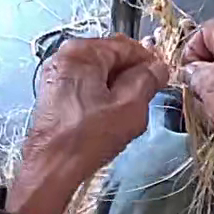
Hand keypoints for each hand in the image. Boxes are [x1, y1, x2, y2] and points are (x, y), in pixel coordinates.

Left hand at [11, 36, 169, 213]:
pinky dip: (99, 98)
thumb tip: (158, 67)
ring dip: (116, 89)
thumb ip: (148, 80)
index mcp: (81, 52)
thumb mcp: (130, 106)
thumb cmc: (88, 136)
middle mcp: (63, 58)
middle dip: (131, 76)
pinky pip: (84, 89)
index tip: (162, 76)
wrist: (51, 167)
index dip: (148, 60)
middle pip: (109, 59)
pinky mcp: (52, 97)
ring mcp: (55, 78)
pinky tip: (108, 119)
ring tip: (127, 112)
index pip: (125, 45)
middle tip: (147, 97)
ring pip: (97, 76)